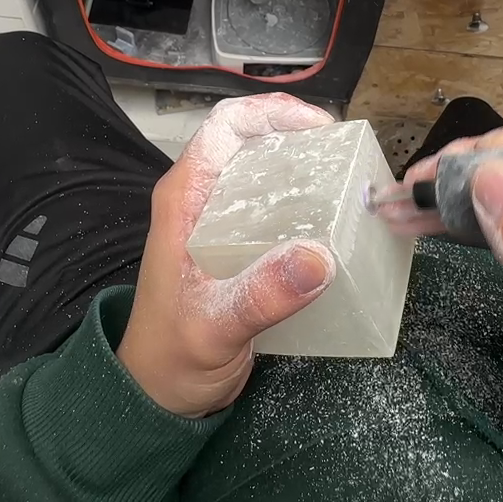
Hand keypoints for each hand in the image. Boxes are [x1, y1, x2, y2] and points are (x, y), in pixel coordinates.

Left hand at [116, 93, 338, 417]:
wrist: (158, 391)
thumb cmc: (172, 355)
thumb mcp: (216, 325)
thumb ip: (262, 295)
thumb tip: (319, 258)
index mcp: (185, 196)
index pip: (225, 125)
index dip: (271, 112)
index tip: (319, 127)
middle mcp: (201, 195)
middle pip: (248, 137)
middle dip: (295, 132)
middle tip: (343, 152)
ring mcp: (217, 215)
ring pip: (260, 164)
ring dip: (300, 161)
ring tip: (344, 176)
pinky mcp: (235, 238)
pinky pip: (271, 198)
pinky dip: (301, 194)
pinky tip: (331, 214)